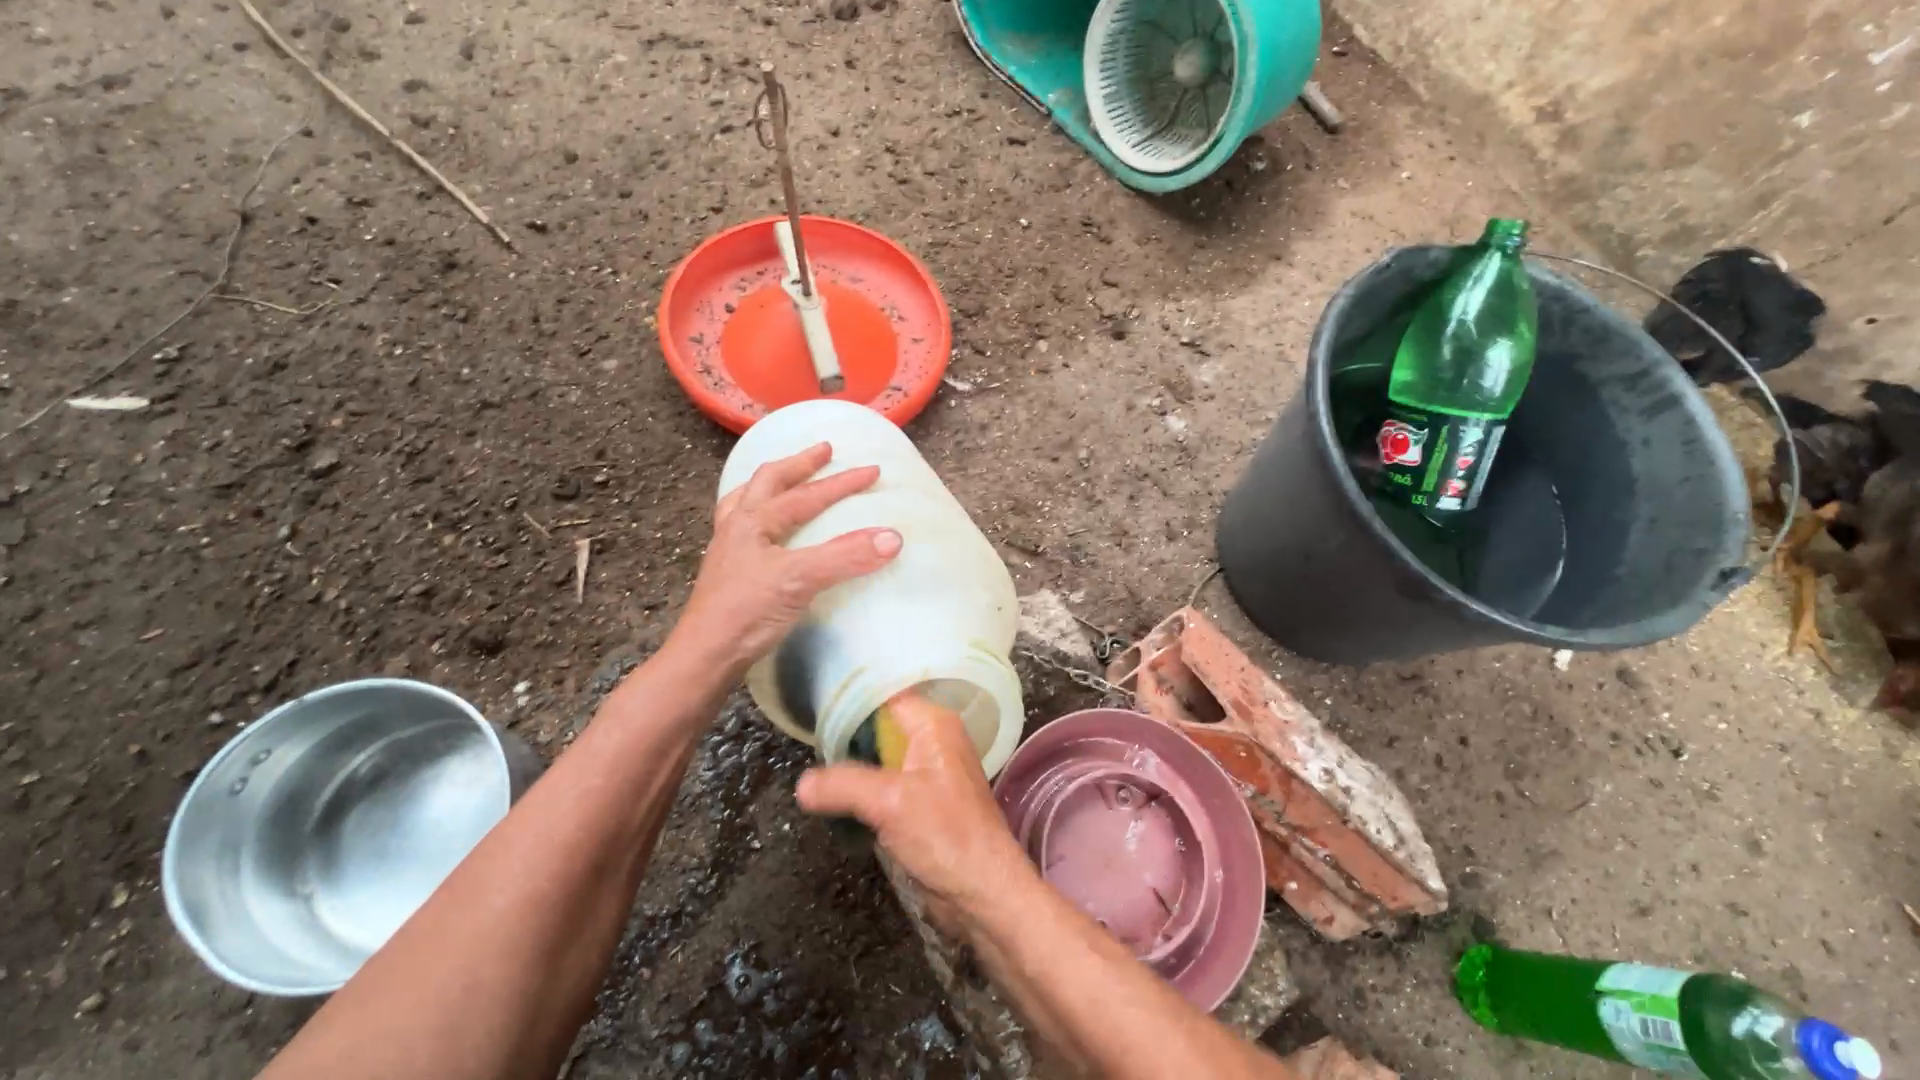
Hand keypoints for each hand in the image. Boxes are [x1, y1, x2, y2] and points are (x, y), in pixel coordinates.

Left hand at [671, 442, 901, 676]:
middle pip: (767, 483)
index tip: (873, 471)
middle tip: (823, 451)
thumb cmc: (746, 613)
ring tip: (784, 477)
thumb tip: (893, 537)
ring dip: (769, 484)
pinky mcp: (726, 574)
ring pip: (746, 502)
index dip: (841, 483)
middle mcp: (736, 528)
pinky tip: (763, 530)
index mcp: (753, 521)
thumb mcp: (799, 580)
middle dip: (798, 465)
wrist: (705, 657)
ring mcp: (727, 550)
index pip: (805, 495)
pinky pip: (740, 528)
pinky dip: (755, 515)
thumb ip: (845, 557)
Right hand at [795, 694, 1033, 925]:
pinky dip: (861, 789)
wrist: (983, 892)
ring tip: (812, 766)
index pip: (884, 694)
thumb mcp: (889, 803)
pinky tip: (833, 796)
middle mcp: (932, 741)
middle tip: (806, 738)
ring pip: (878, 756)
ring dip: (850, 764)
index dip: (849, 697)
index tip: (812, 703)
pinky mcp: (921, 804)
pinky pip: (883, 784)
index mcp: (933, 725)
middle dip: (844, 733)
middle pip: (878, 725)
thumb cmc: (946, 837)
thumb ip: (843, 785)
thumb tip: (801, 785)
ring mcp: (927, 773)